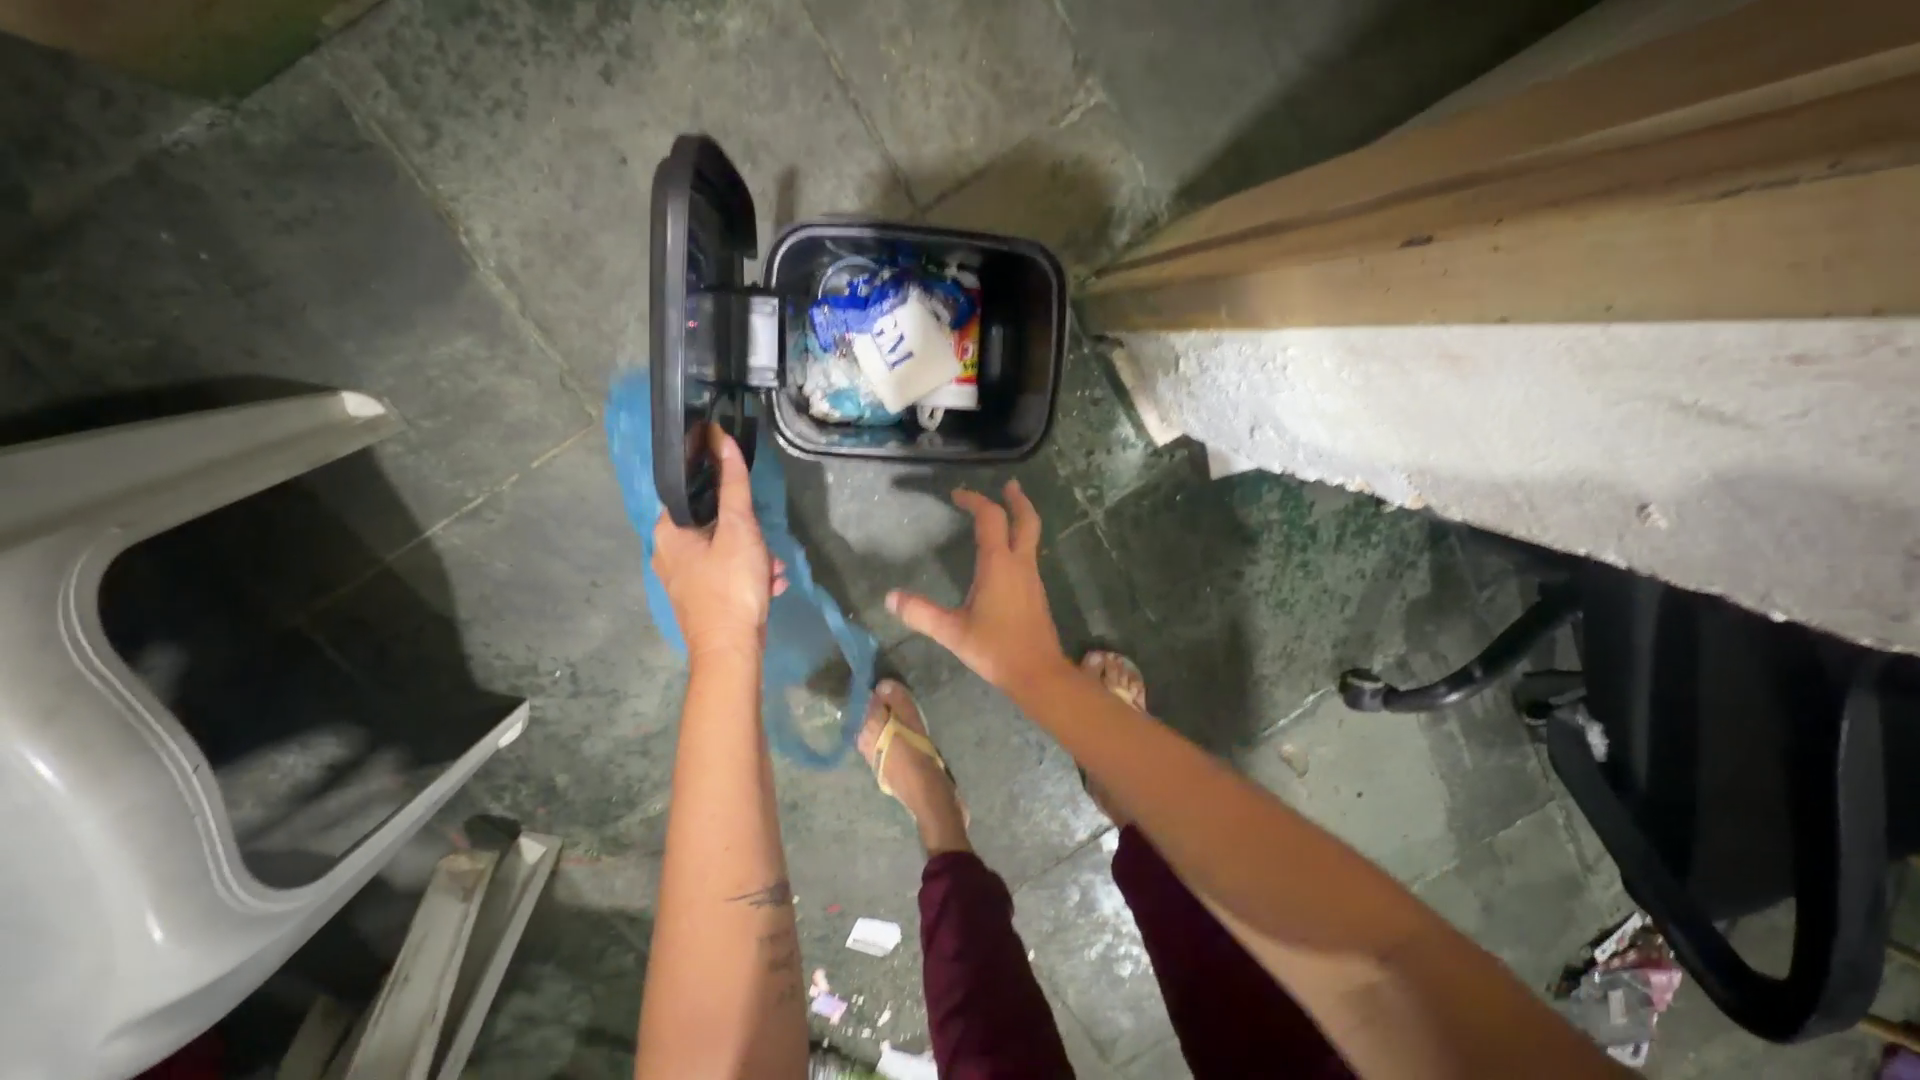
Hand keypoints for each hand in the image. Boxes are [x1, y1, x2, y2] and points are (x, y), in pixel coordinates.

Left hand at [652, 425, 786, 661]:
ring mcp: (682, 580)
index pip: (693, 493)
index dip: (724, 492)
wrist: (730, 650)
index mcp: (668, 532)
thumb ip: (733, 484)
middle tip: (766, 547)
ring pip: (724, 551)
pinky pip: (726, 574)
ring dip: (755, 557)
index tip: (749, 502)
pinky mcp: (699, 599)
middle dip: (749, 534)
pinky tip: (771, 586)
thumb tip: (721, 439)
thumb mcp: (739, 529)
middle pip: (713, 524)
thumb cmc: (731, 585)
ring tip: (773, 570)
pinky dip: (749, 576)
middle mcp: (667, 553)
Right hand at [887, 480, 1070, 692]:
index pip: (989, 518)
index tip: (957, 495)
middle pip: (1026, 520)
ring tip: (1006, 513)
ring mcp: (1032, 578)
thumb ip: (921, 613)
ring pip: (1032, 537)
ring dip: (1021, 519)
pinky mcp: (1036, 593)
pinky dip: (1020, 542)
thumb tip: (890, 597)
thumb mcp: (952, 632)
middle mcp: (1019, 564)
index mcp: (998, 565)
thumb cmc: (995, 649)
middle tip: (1009, 484)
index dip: (974, 500)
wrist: (1038, 673)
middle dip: (1017, 499)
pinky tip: (1006, 556)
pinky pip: (1029, 556)